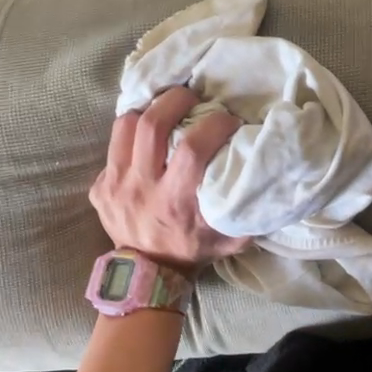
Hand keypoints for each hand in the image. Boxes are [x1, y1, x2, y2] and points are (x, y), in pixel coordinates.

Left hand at [89, 86, 248, 270]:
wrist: (148, 277)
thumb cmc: (192, 252)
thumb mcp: (228, 238)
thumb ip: (246, 210)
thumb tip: (272, 177)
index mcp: (175, 201)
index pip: (193, 148)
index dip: (214, 124)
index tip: (229, 119)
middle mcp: (141, 189)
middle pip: (152, 125)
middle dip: (175, 100)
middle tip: (192, 95)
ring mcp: (114, 186)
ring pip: (125, 127)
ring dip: (147, 111)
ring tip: (164, 108)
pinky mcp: (99, 188)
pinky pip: (112, 147)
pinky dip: (129, 134)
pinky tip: (144, 135)